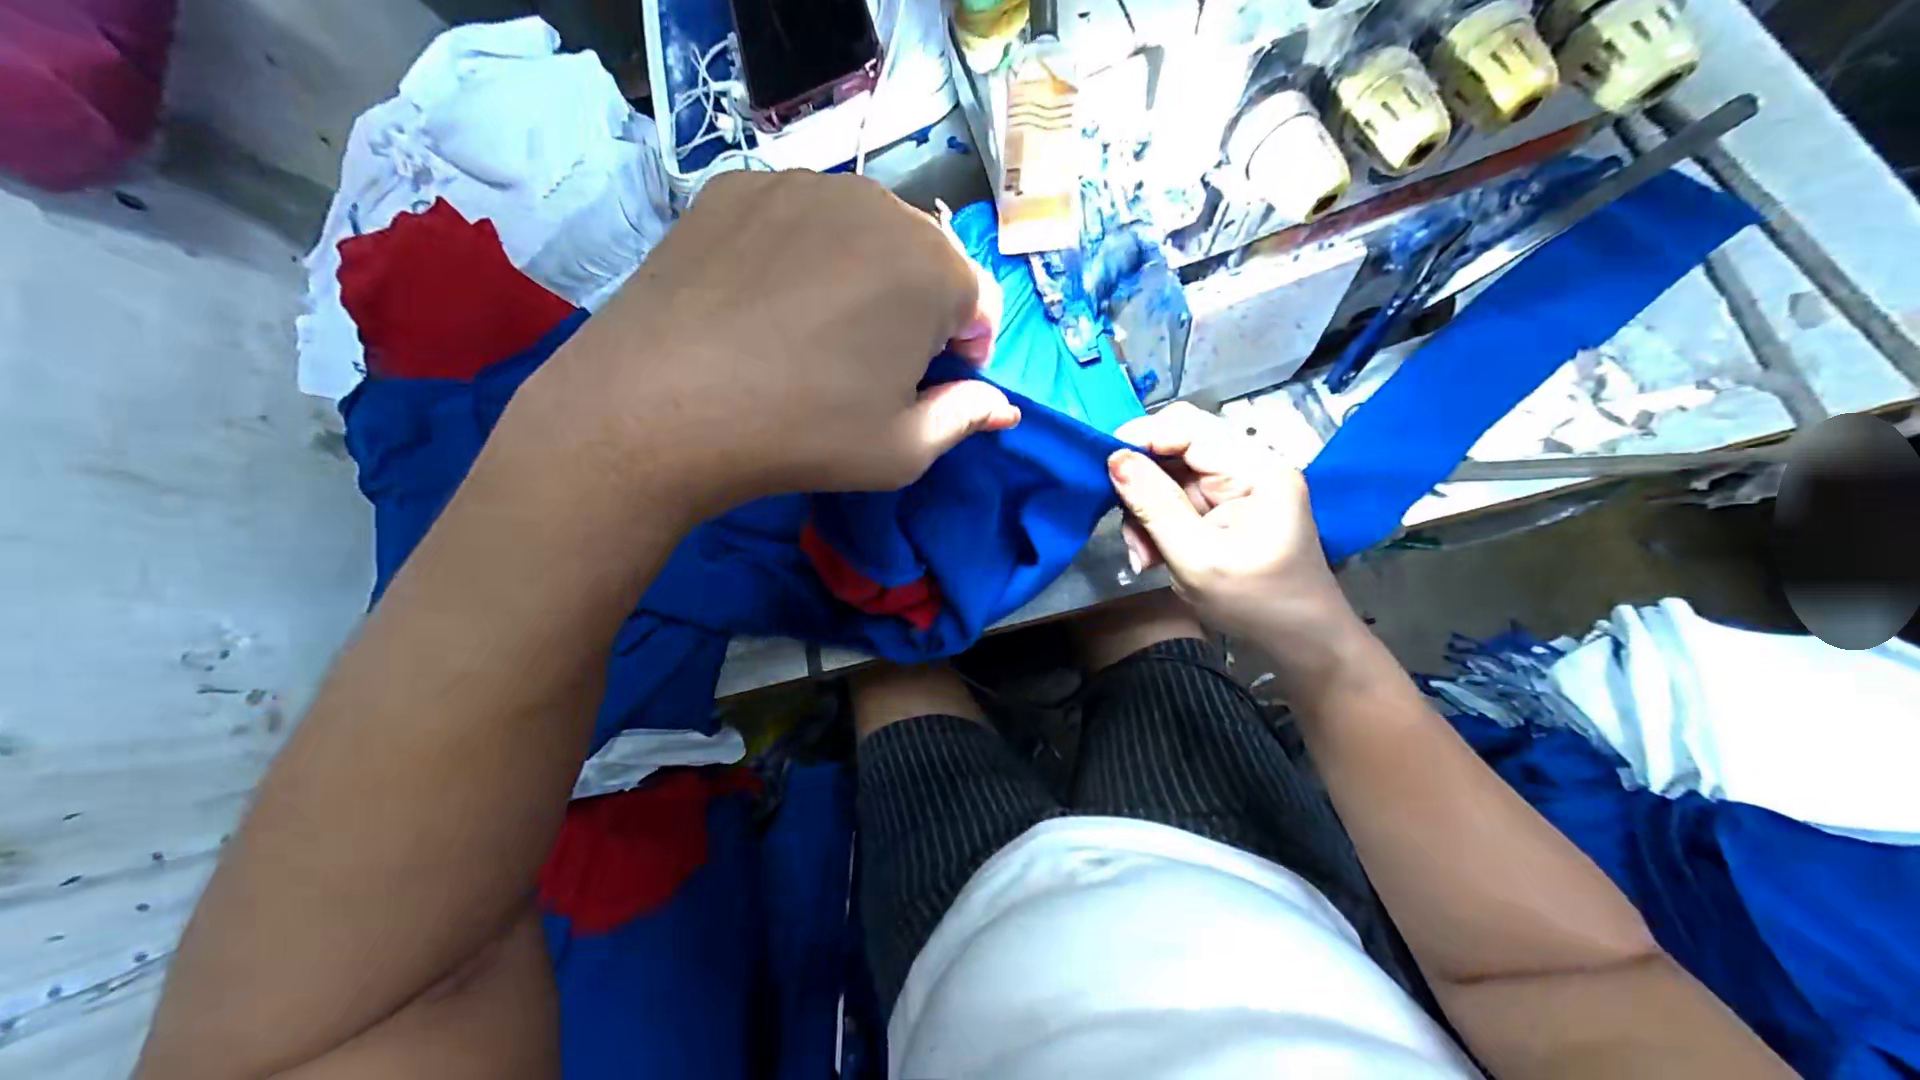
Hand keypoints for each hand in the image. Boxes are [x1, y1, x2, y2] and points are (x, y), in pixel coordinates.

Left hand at [505, 170, 1016, 522]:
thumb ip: (965, 418)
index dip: (965, 349)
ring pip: (863, 232)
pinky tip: (766, 305)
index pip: (979, 302)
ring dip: (863, 277)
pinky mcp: (738, 187)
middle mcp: (877, 206)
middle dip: (918, 309)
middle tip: (873, 363)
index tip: (931, 383)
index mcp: (932, 269)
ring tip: (817, 333)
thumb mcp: (902, 450)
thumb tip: (1005, 408)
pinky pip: (798, 218)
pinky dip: (802, 255)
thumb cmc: (802, 435)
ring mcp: (801, 185)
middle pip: (925, 259)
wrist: (659, 407)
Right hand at [1108, 404, 1366, 668]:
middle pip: (1176, 447)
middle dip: (1142, 484)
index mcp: (1256, 470)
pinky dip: (1157, 523)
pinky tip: (1153, 555)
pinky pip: (1176, 498)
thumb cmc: (1255, 603)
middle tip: (1128, 526)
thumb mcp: (1197, 559)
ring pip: (1169, 475)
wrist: (1298, 638)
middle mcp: (1248, 465)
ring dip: (1146, 511)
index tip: (1103, 463)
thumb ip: (1154, 506)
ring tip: (1143, 556)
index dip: (1143, 437)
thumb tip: (1115, 459)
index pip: (1190, 428)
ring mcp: (1236, 485)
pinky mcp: (1224, 504)